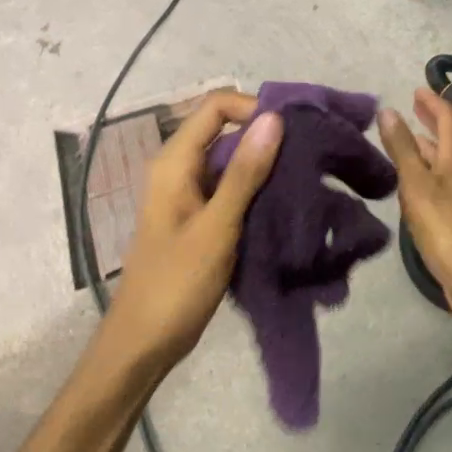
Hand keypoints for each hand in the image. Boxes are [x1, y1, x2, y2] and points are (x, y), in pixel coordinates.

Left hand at [104, 91, 281, 369]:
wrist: (143, 345)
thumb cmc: (175, 284)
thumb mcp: (216, 227)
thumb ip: (245, 173)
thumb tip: (274, 119)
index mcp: (174, 162)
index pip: (217, 106)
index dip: (254, 108)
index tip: (293, 131)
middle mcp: (179, 168)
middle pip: (226, 130)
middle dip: (266, 136)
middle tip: (308, 154)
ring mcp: (189, 194)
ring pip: (232, 160)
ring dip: (265, 165)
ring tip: (304, 178)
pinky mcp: (200, 218)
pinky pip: (231, 188)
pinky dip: (257, 189)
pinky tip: (285, 203)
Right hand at [378, 89, 451, 321]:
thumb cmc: (446, 228)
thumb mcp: (416, 185)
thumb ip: (402, 148)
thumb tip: (388, 110)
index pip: (449, 118)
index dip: (434, 101)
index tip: (418, 88)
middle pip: (451, 137)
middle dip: (434, 119)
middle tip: (416, 106)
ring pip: (448, 159)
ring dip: (431, 144)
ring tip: (410, 139)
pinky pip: (447, 180)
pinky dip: (432, 168)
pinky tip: (418, 182)